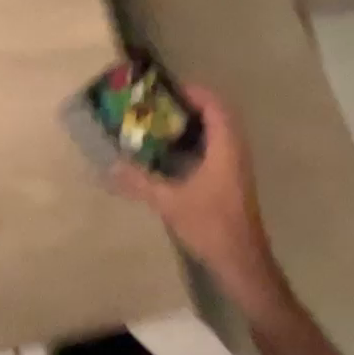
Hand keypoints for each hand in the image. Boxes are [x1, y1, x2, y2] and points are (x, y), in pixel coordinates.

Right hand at [110, 84, 277, 295]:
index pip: (215, 105)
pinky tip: (175, 154)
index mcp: (226, 147)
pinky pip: (219, 147)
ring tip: (163, 124)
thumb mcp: (170, 203)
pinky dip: (200, 141)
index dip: (194, 92)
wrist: (243, 264)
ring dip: (196, 123)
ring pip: (220, 131)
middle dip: (191, 105)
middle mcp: (236, 151)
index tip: (166, 90)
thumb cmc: (211, 226)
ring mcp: (238, 167)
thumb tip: (110, 166)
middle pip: (219, 114)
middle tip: (161, 105)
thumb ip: (140, 182)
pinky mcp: (234, 181)